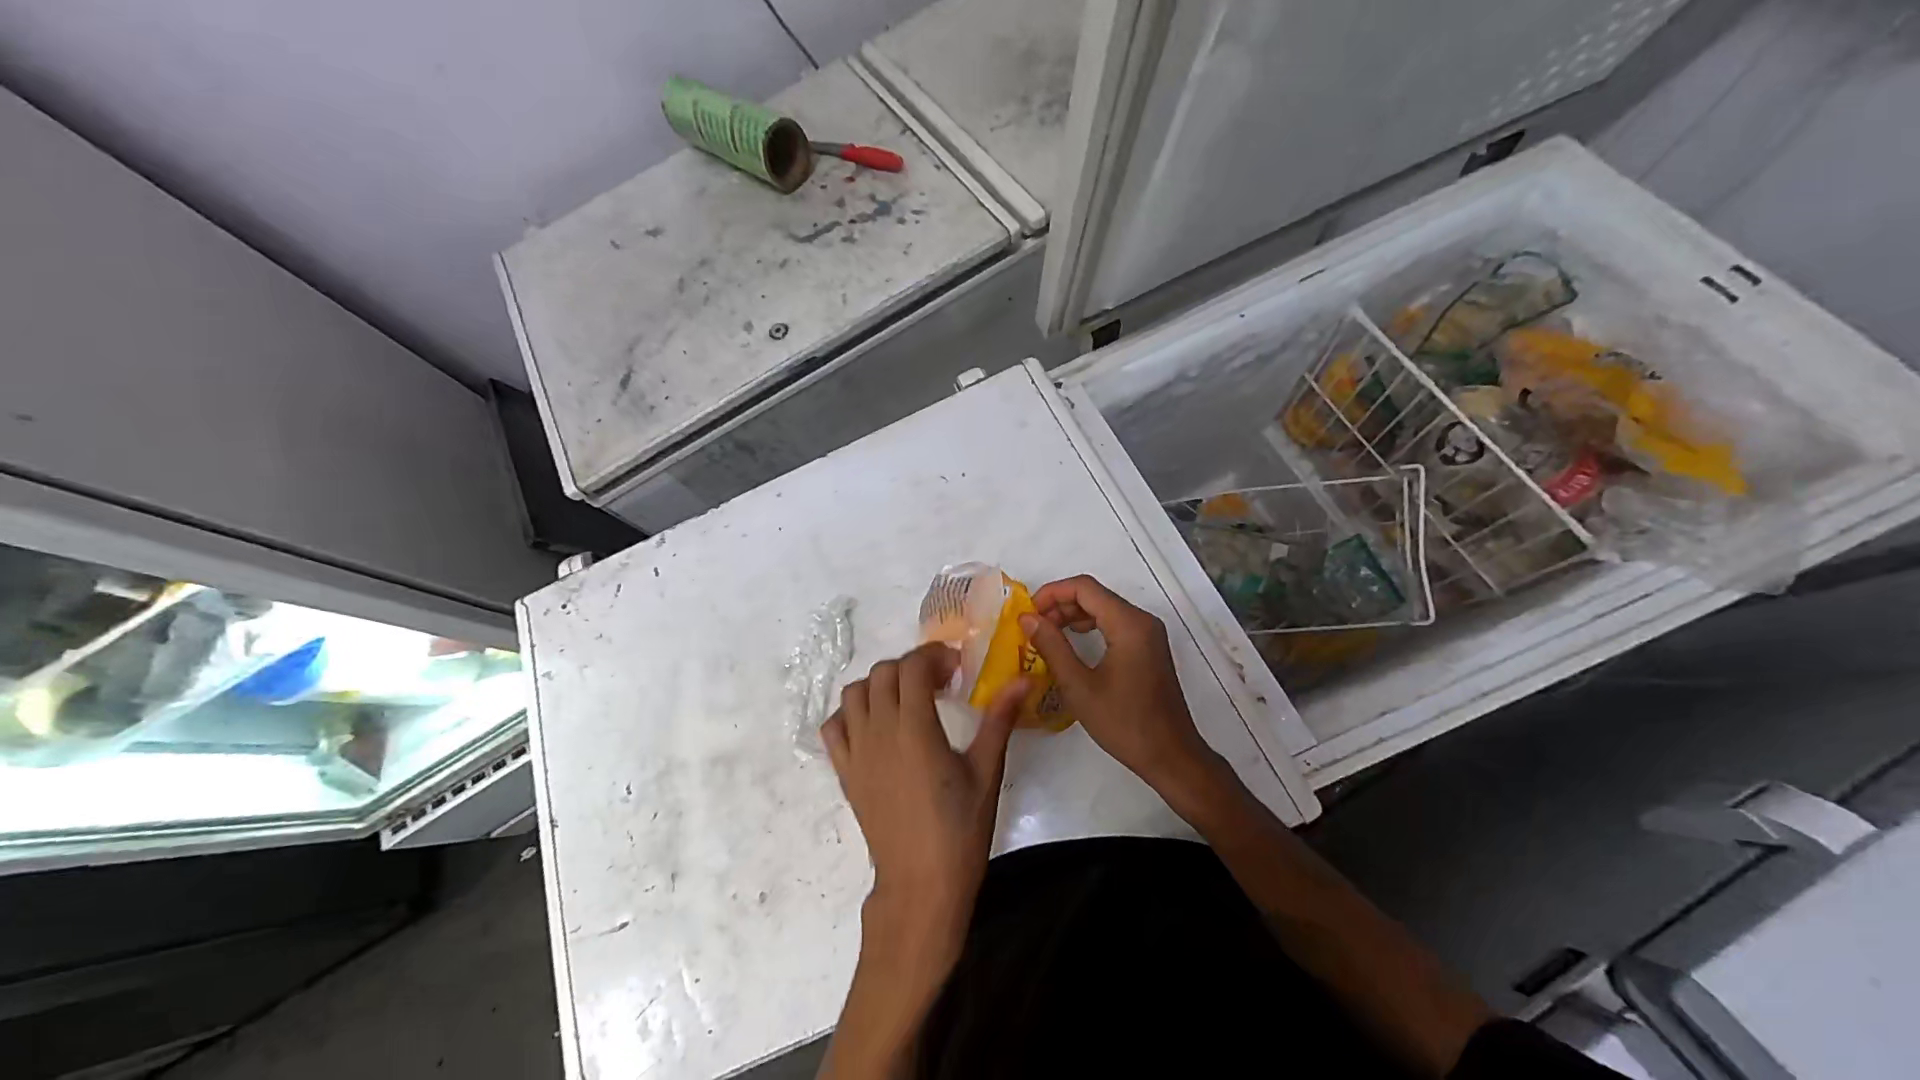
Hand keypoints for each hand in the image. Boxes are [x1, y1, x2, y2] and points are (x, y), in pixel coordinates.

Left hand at [822, 642, 1026, 964]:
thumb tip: (1022, 681)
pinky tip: (876, 726)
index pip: (912, 667)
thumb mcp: (986, 772)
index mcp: (914, 727)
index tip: (957, 668)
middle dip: (911, 667)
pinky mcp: (845, 772)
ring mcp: (856, 751)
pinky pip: (834, 727)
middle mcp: (878, 731)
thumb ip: (999, 719)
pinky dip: (851, 714)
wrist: (920, 882)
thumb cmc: (959, 829)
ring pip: (854, 693)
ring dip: (880, 685)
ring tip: (907, 700)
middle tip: (939, 683)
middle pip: (882, 673)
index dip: (934, 656)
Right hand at [1022, 576, 1237, 813]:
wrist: (1170, 755)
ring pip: (1105, 608)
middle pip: (1095, 595)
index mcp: (1128, 624)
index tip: (1027, 612)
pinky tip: (1072, 642)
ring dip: (1073, 615)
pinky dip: (1090, 626)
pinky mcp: (1149, 648)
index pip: (1084, 588)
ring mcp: (1149, 634)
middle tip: (1032, 625)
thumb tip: (1027, 618)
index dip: (1051, 593)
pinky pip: (1115, 624)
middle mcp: (1142, 621)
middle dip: (1060, 604)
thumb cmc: (1124, 723)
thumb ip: (1051, 646)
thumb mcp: (1079, 686)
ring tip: (1046, 633)